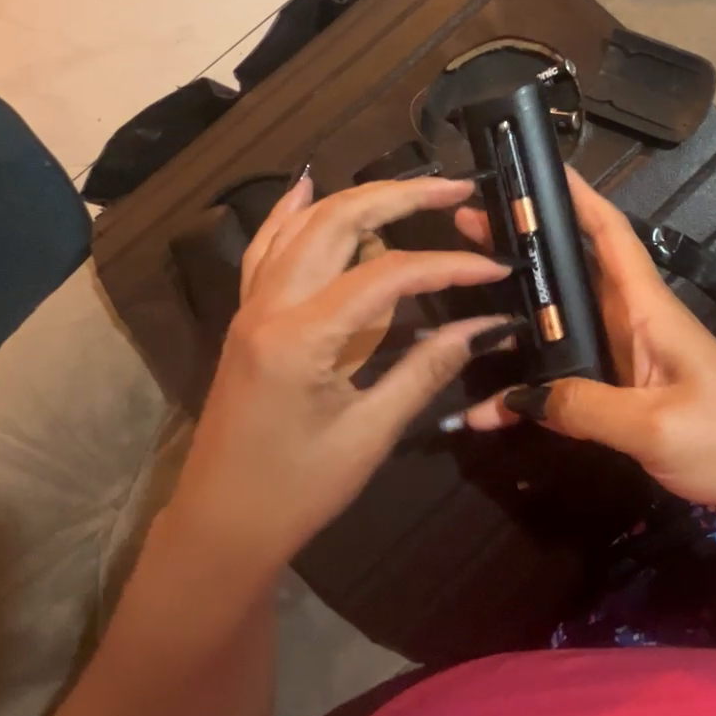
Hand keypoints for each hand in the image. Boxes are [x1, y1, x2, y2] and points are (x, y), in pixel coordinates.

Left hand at [163, 175, 519, 573]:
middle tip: (456, 188)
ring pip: (302, 223)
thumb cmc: (296, 489)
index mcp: (300, 337)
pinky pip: (267, 246)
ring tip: (411, 190)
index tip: (495, 268)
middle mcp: (269, 305)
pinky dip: (292, 212)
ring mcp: (252, 306)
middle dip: (401, 196)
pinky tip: (306, 186)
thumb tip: (486, 325)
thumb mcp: (371, 432)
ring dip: (358, 197)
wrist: (219, 529)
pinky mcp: (248, 316)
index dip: (447, 266)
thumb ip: (428, 368)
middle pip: (337, 221)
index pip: (388, 274)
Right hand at [458, 169, 715, 521]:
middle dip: (529, 245)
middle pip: (577, 270)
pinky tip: (500, 398)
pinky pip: (575, 373)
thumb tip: (518, 397)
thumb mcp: (655, 426)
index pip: (611, 235)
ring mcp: (633, 358)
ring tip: (470, 289)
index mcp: (649, 310)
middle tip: (468, 225)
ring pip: (569, 321)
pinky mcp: (630, 392)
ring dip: (525, 308)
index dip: (577, 196)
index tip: (534, 169)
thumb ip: (586, 408)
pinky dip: (538, 380)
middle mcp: (637, 323)